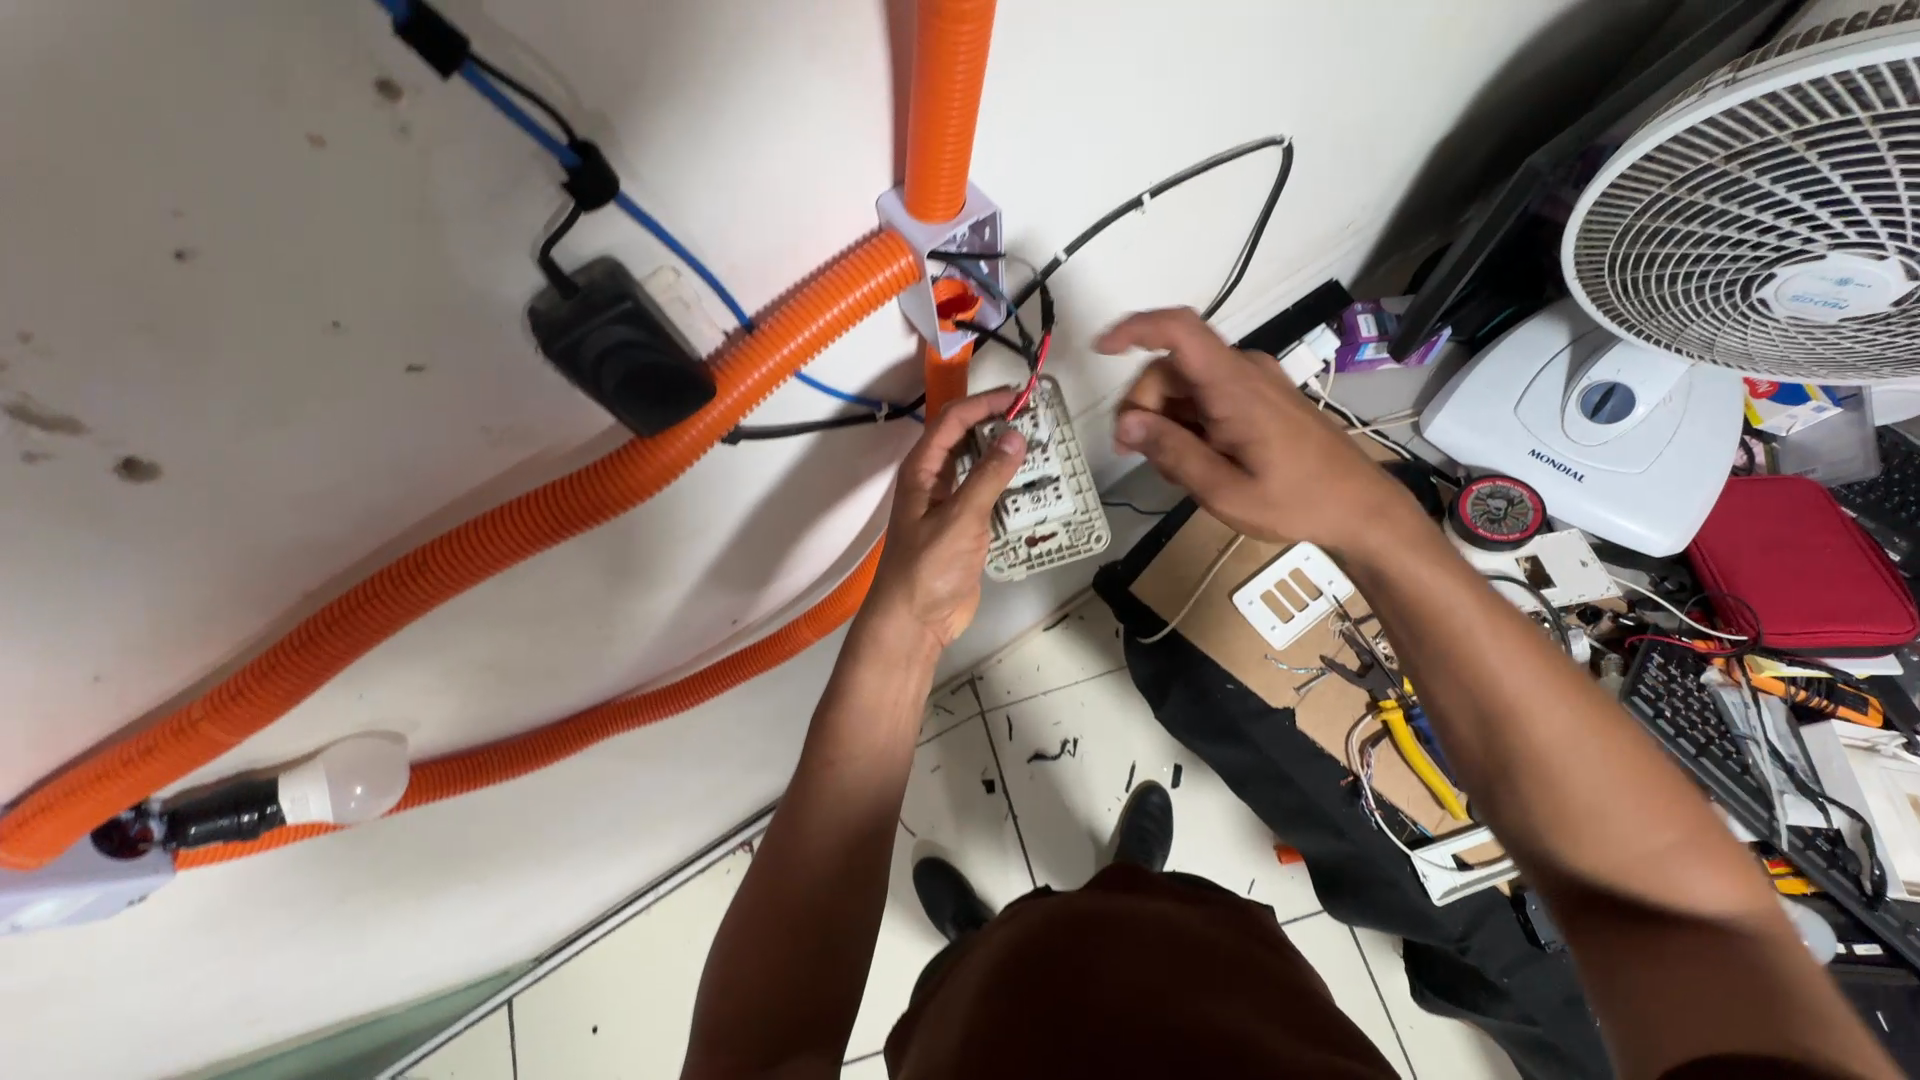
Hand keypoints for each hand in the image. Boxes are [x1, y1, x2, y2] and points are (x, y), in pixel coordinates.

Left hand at [866, 388, 1026, 647]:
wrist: (915, 622)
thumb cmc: (928, 568)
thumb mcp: (960, 518)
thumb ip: (988, 477)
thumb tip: (1016, 436)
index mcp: (921, 471)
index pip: (952, 421)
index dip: (983, 403)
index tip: (1020, 397)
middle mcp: (933, 482)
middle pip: (965, 439)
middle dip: (997, 425)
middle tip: (1037, 420)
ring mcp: (949, 506)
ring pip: (978, 468)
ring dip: (1005, 457)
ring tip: (1042, 448)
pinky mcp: (964, 529)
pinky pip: (988, 497)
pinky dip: (1008, 489)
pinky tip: (1035, 487)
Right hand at [1097, 307, 1417, 555]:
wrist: (1360, 506)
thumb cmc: (1297, 502)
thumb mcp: (1224, 491)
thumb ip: (1173, 453)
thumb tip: (1127, 424)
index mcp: (1235, 387)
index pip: (1180, 331)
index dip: (1135, 329)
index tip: (1100, 350)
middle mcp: (1244, 371)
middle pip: (1170, 368)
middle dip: (1142, 406)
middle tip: (1134, 453)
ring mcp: (1253, 382)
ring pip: (1184, 384)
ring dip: (1164, 419)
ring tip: (1173, 468)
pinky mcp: (1258, 397)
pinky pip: (1206, 396)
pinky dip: (1187, 422)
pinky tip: (1194, 459)